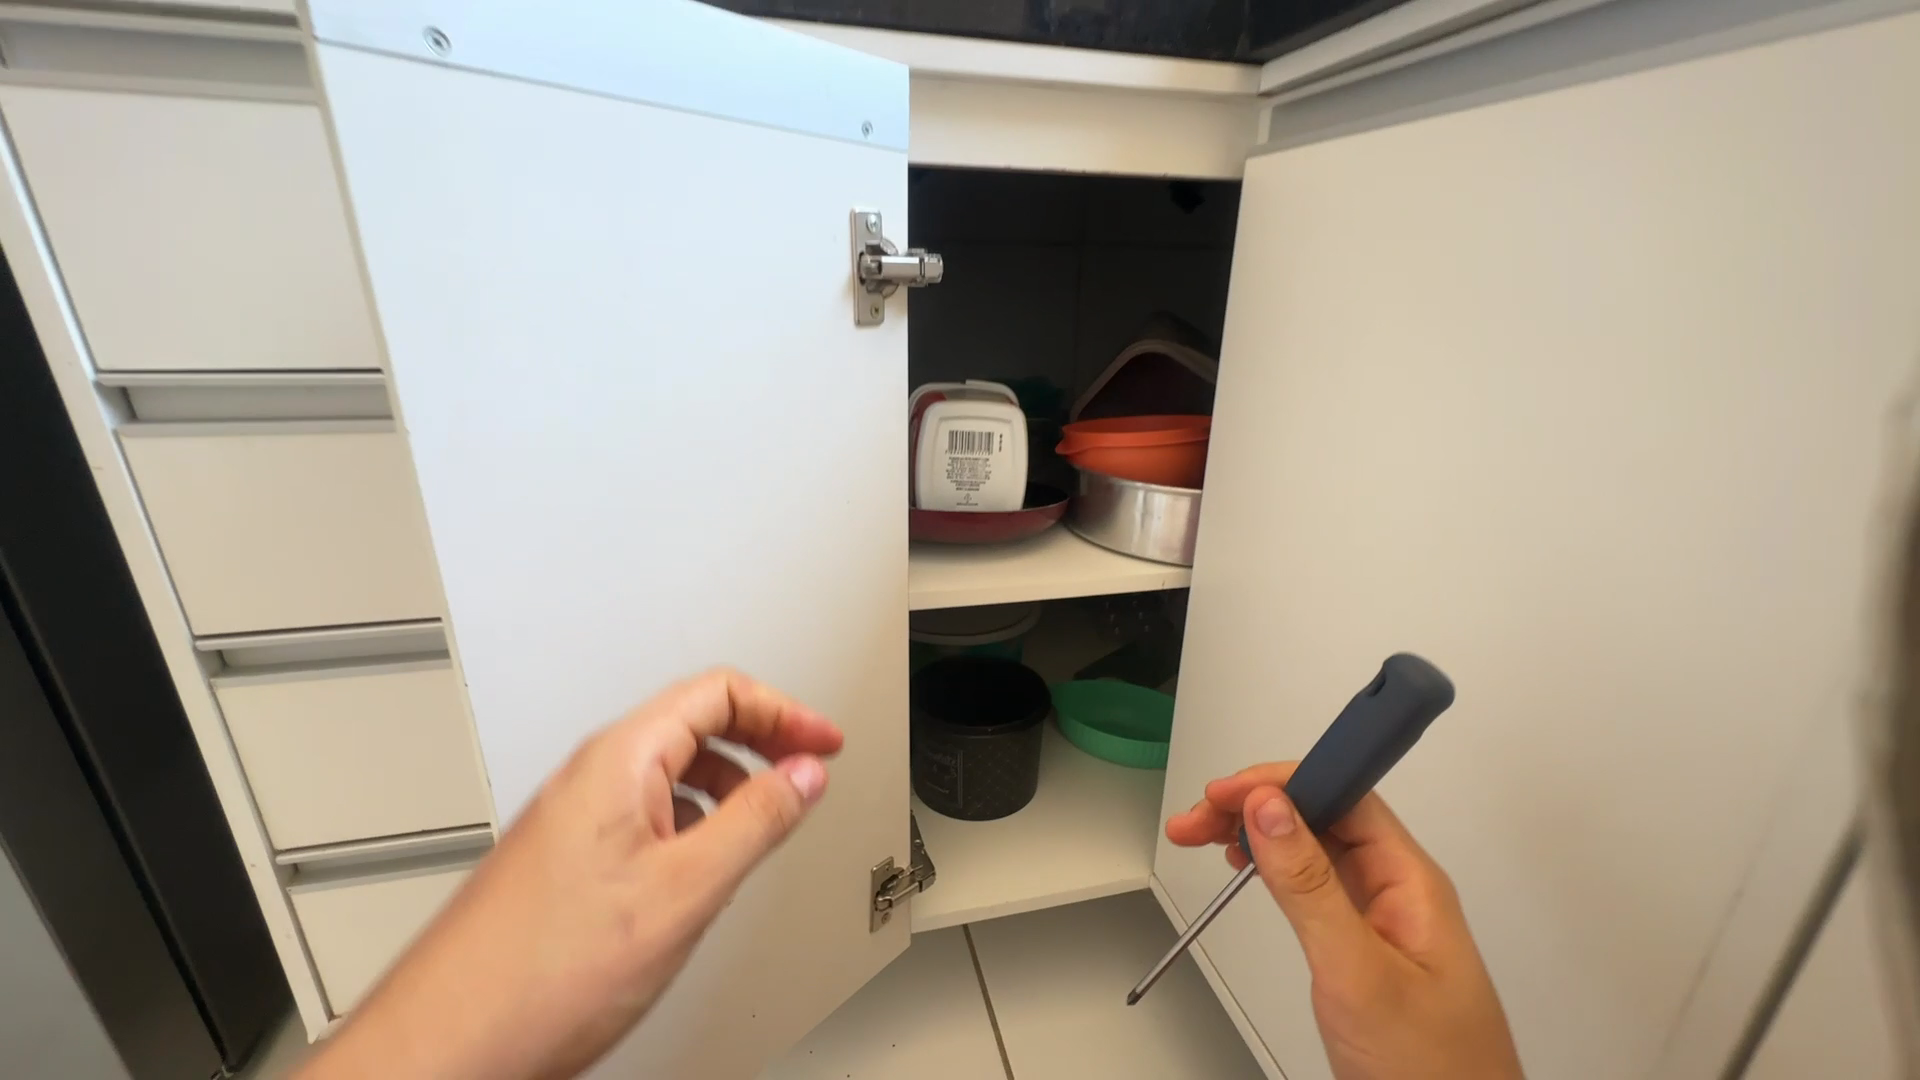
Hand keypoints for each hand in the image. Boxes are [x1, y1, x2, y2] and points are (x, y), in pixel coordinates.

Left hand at [299, 668, 843, 1079]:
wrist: (441, 1053)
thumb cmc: (537, 977)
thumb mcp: (685, 890)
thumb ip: (757, 821)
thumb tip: (805, 774)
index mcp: (621, 760)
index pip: (720, 693)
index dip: (784, 710)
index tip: (823, 740)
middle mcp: (596, 774)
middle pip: (700, 720)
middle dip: (765, 737)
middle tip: (809, 765)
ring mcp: (582, 812)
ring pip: (678, 765)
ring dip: (736, 777)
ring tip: (771, 812)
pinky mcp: (576, 851)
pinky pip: (655, 805)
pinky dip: (702, 813)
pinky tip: (713, 854)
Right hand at [1165, 763, 1522, 1079]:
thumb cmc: (1425, 1070)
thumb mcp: (1356, 972)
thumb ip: (1308, 884)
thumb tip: (1267, 805)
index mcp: (1408, 879)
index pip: (1343, 795)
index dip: (1281, 782)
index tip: (1224, 794)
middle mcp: (1391, 885)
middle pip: (1319, 813)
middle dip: (1253, 805)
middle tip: (1193, 820)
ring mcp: (1373, 912)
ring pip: (1307, 842)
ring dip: (1252, 830)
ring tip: (1197, 835)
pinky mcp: (1353, 938)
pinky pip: (1306, 878)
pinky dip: (1265, 862)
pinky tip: (1239, 864)